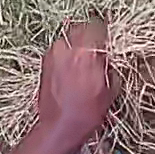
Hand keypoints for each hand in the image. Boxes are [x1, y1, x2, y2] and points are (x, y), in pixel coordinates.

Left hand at [36, 21, 116, 139]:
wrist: (59, 127)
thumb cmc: (86, 113)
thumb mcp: (110, 89)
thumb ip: (108, 65)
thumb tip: (107, 57)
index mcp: (86, 53)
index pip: (97, 26)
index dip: (104, 31)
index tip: (108, 37)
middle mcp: (67, 49)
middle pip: (80, 28)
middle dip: (89, 35)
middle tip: (97, 49)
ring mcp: (53, 55)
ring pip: (68, 38)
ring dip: (76, 45)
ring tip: (83, 62)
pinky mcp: (44, 62)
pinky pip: (59, 50)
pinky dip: (66, 55)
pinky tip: (71, 70)